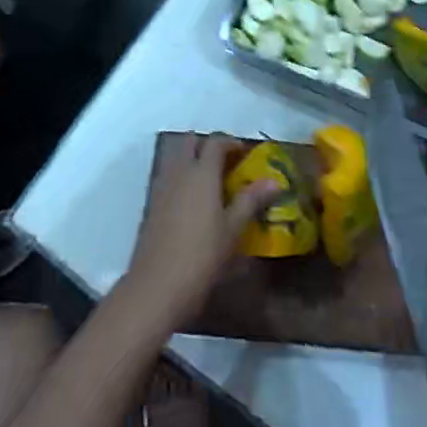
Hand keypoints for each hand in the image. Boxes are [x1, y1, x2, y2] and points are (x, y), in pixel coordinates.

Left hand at [124, 134, 278, 323]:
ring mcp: (162, 186)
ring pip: (177, 157)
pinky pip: (169, 176)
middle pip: (191, 142)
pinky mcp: (152, 203)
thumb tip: (274, 181)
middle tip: (227, 165)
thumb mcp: (233, 229)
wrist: (157, 285)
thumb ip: (251, 200)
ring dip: (193, 160)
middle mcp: (179, 171)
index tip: (245, 154)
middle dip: (208, 146)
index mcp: (202, 172)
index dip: (231, 143)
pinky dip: (182, 177)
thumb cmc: (202, 255)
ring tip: (212, 183)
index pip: (215, 142)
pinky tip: (194, 203)